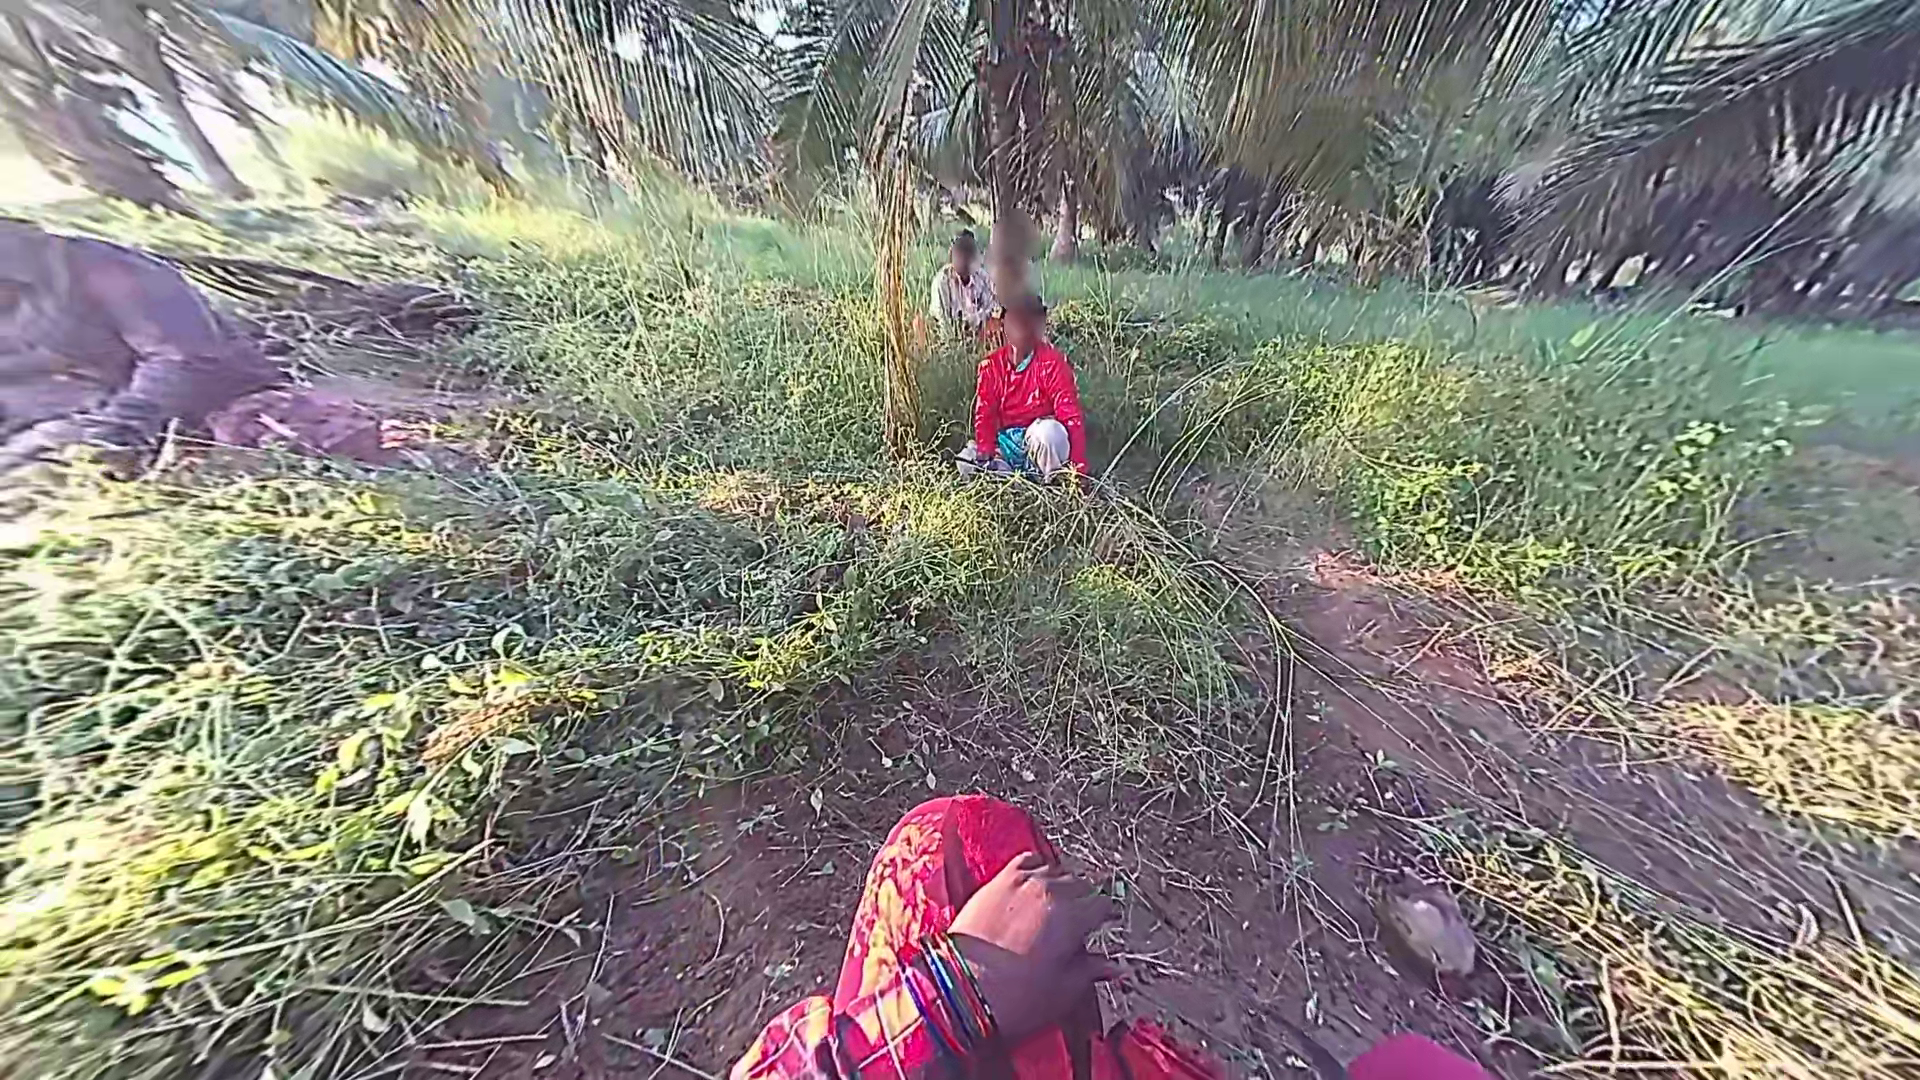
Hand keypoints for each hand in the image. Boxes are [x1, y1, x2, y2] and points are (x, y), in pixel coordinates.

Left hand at [946, 851, 1116, 1043]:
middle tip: (1083, 916)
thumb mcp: (1064, 991)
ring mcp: (1023, 880)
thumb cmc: (1016, 996)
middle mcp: (1050, 890)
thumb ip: (1091, 970)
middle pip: (1080, 883)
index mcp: (1072, 917)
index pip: (1102, 903)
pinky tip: (1036, 879)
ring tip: (1060, 901)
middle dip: (1086, 898)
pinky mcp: (1001, 878)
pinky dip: (1037, 866)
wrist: (963, 986)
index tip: (1107, 919)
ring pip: (1055, 870)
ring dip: (1062, 883)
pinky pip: (1027, 859)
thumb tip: (1113, 966)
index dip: (1107, 912)